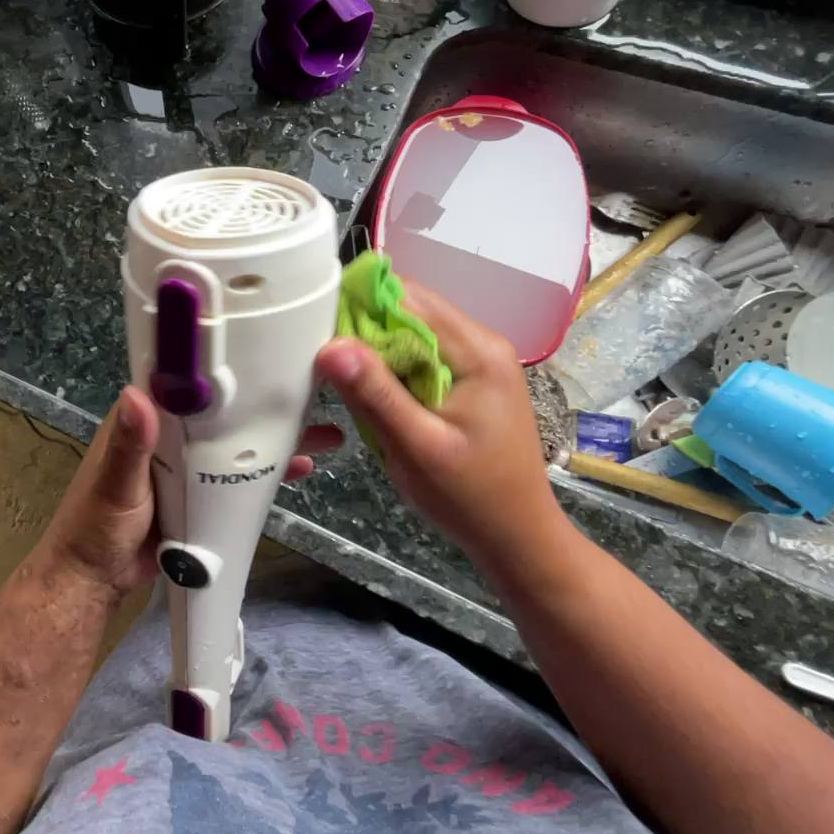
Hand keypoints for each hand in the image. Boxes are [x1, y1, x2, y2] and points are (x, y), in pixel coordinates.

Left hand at [36, 387, 340, 599]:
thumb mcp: (115, 484)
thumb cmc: (97, 523)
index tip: (265, 357)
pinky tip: (296, 471)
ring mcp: (182, 465)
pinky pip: (232, 475)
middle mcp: (164, 435)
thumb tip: (136, 393)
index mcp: (142, 420)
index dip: (220, 370)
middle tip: (311, 396)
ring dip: (270, 439)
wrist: (95, 577)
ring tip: (321, 433)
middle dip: (261, 407)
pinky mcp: (194, 493)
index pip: (183, 382)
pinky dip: (261, 472)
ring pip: (231, 443)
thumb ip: (129, 446)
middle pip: (219, 412)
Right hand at [315, 282, 567, 568]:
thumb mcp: (415, 447)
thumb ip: (375, 394)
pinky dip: (388, 363)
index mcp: (477, 352)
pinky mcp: (467, 376)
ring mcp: (476, 358)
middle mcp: (480, 342)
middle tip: (322, 357)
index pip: (407, 297)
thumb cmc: (470, 496)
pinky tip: (369, 389)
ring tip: (340, 375)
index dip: (358, 304)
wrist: (517, 536)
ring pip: (410, 328)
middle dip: (362, 325)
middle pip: (408, 307)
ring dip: (372, 346)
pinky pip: (417, 351)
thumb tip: (330, 345)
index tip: (317, 328)